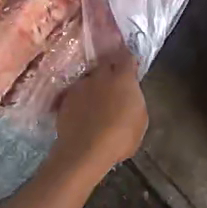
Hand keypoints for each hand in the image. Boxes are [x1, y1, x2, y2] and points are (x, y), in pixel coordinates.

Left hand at [52, 56, 146, 174]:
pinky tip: (83, 112)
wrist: (85, 151)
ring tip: (96, 100)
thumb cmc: (120, 136)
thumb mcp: (140, 119)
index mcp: (123, 77)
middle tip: (115, 83)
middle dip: (111, 70)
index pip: (127, 56)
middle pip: (106, 64)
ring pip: (90, 79)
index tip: (131, 67)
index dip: (129, 60)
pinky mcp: (65, 99)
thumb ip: (135, 99)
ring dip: (94, 85)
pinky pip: (77, 93)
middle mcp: (100, 75)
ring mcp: (80, 86)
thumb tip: (130, 94)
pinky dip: (81, 99)